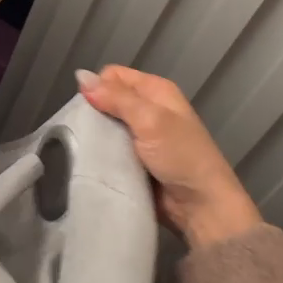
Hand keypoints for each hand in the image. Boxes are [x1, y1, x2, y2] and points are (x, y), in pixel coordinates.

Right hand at [78, 65, 262, 248]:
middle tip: (86, 131)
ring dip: (97, 135)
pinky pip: (111, 148)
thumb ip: (116, 98)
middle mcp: (149, 108)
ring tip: (85, 147)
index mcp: (156, 90)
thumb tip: (80, 76)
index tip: (92, 110)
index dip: (99, 88)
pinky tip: (94, 160)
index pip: (113, 75)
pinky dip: (103, 152)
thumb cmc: (181, 157)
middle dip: (94, 112)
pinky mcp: (136, 159)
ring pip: (107, 125)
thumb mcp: (150, 121)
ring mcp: (142, 135)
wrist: (202, 208)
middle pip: (108, 99)